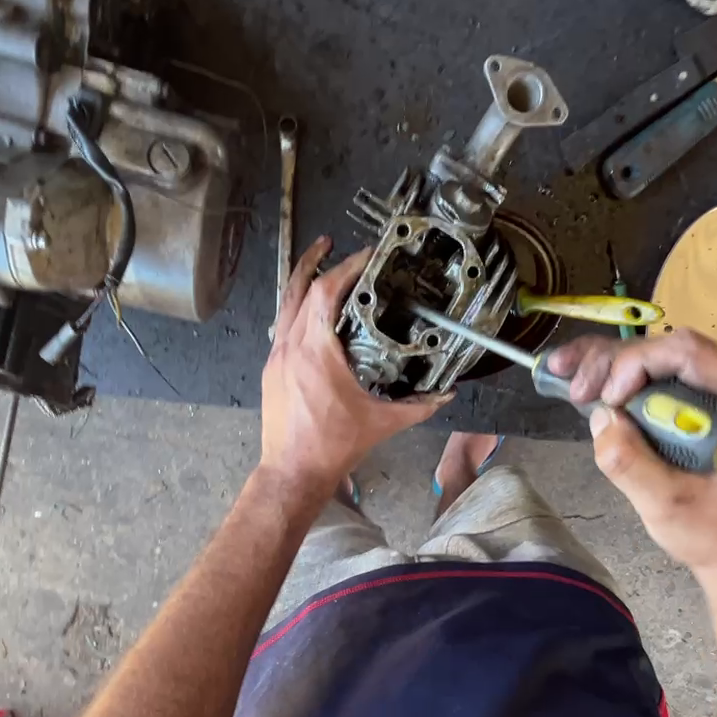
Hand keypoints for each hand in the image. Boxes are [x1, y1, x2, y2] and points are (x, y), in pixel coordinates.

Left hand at [259, 237, 446, 503]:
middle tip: (333, 244)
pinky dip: (295, 311)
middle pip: (299, 288)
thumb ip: (417, 406)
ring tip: (317, 265)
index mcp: (315, 351)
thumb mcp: (381, 424)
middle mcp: (290, 347)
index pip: (327, 291)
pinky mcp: (271, 371)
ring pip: (285, 306)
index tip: (365, 256)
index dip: (347, 267)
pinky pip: (281, 327)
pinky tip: (309, 313)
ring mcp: (275, 358)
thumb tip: (445, 396)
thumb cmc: (332, 447)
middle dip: (317, 262)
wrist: (291, 472)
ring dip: (301, 282)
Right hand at [545, 331, 716, 588]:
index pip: (686, 352)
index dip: (636, 365)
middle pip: (668, 349)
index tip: (607, 400)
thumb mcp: (669, 505)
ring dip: (609, 367)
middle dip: (614, 364)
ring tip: (566, 378)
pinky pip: (658, 380)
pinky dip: (619, 380)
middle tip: (577, 393)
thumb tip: (601, 417)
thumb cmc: (716, 534)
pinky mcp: (701, 406)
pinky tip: (584, 383)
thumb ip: (632, 463)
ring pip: (657, 359)